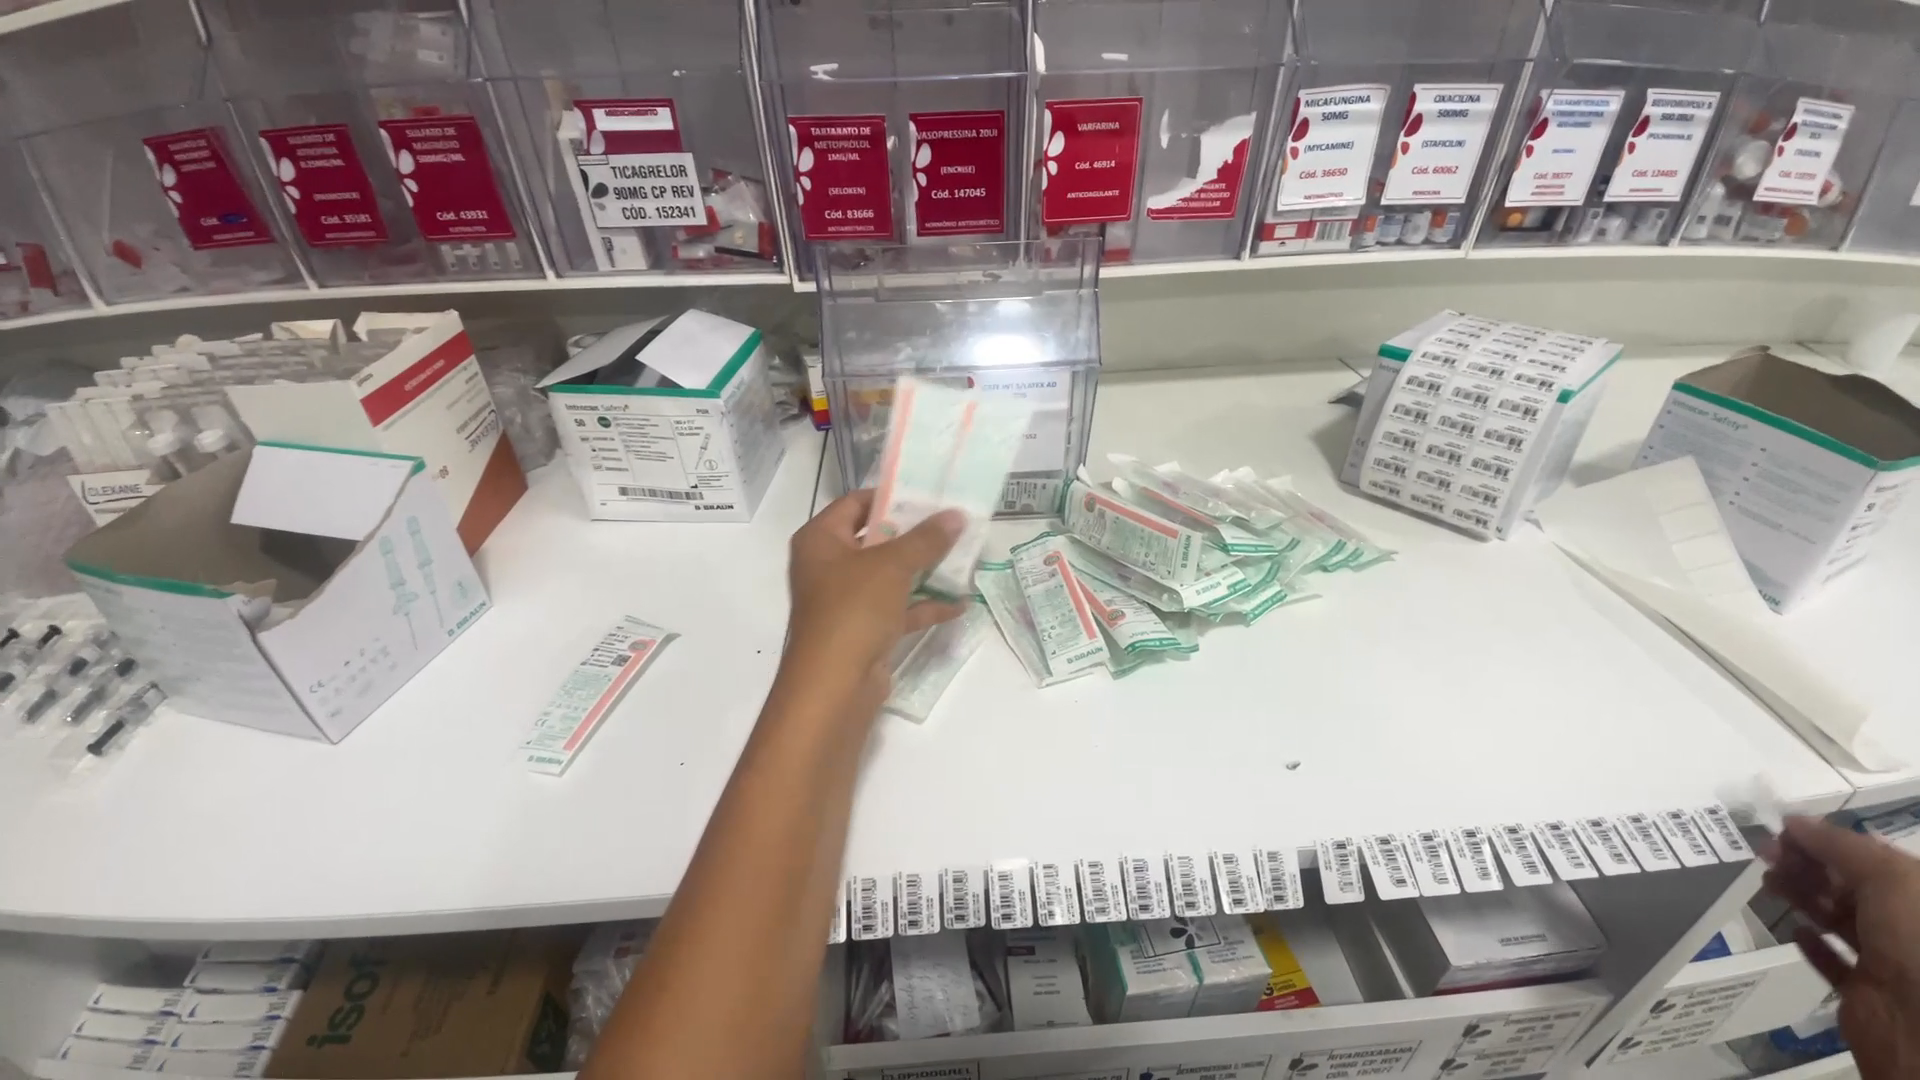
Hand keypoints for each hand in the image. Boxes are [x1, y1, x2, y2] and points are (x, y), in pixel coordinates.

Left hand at [780, 489, 966, 713]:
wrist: (834, 685)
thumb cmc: (853, 609)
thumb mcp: (892, 565)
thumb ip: (926, 539)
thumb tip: (956, 515)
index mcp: (820, 540)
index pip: (855, 503)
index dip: (890, 497)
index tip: (928, 496)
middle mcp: (828, 567)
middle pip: (875, 539)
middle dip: (914, 535)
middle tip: (952, 524)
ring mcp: (845, 601)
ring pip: (888, 577)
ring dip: (923, 570)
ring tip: (962, 558)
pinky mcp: (863, 631)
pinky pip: (896, 610)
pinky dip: (923, 606)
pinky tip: (959, 604)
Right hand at [1763, 816, 1919, 1079]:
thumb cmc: (1916, 944)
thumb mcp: (1891, 880)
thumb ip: (1843, 847)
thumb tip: (1794, 822)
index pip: (1874, 859)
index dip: (1827, 842)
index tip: (1782, 834)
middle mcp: (1912, 928)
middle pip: (1853, 887)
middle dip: (1807, 867)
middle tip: (1765, 857)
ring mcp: (1893, 963)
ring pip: (1840, 919)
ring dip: (1802, 897)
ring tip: (1770, 886)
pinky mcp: (1866, 991)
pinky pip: (1834, 961)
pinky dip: (1810, 942)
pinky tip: (1793, 930)